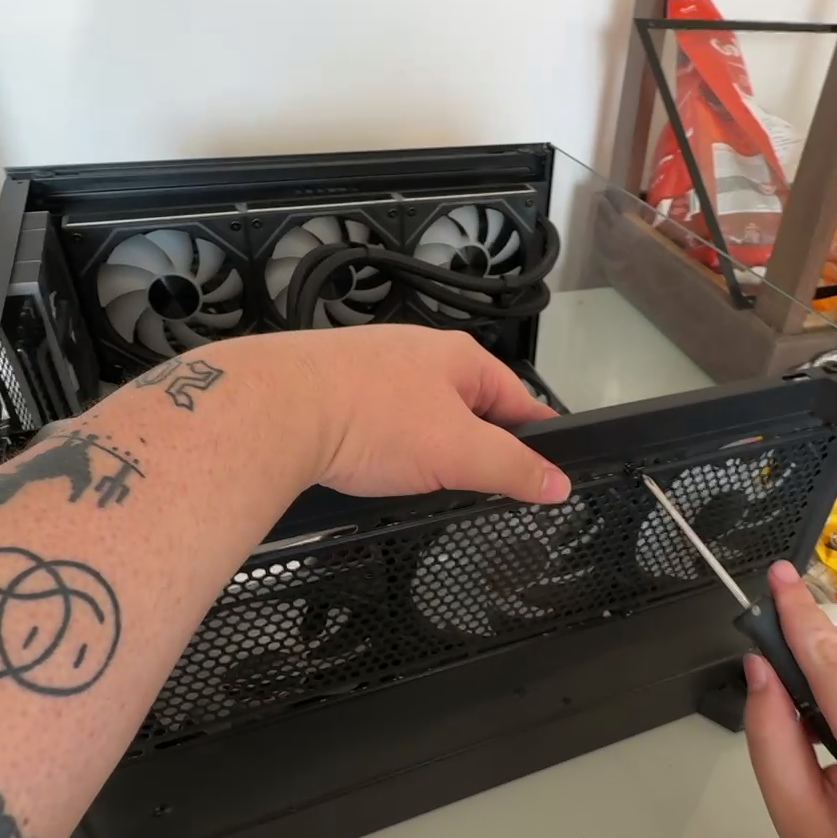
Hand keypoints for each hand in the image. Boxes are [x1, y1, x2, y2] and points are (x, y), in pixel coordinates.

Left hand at [227, 325, 570, 502]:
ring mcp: (374, 364)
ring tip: (430, 480)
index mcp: (461, 358)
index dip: (537, 438)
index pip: (519, 400)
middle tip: (484, 486)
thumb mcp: (459, 452)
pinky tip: (380, 463)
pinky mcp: (336, 384)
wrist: (276, 409)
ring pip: (423, 412)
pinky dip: (391, 442)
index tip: (549, 470)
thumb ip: (513, 468)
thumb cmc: (378, 422)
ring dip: (433, 445)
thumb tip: (560, 484)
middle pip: (470, 406)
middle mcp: (420, 351)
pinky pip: (382, 417)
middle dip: (480, 445)